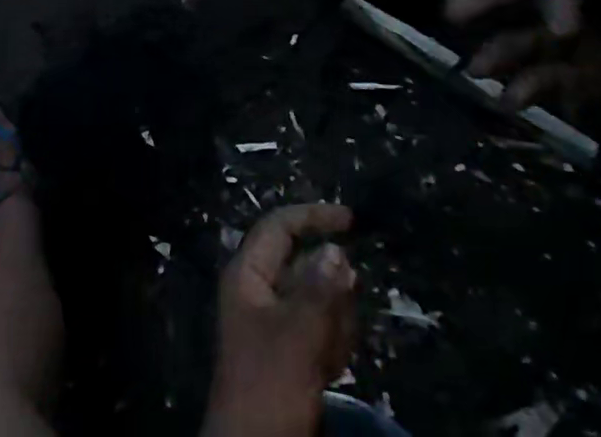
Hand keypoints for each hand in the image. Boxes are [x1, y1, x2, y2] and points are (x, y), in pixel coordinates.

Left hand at [203, 204, 356, 436]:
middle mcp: (260, 289)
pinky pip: (323, 331)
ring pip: (321, 301)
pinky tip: (326, 370)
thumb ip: (319, 290)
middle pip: (308, 267)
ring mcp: (276, 320)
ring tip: (323, 357)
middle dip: (330, 296)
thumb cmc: (269, 384)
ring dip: (333, 326)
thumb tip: (336, 250)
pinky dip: (332, 347)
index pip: (278, 227)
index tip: (352, 221)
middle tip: (327, 331)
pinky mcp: (292, 348)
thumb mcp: (297, 334)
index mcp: (248, 274)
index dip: (312, 216)